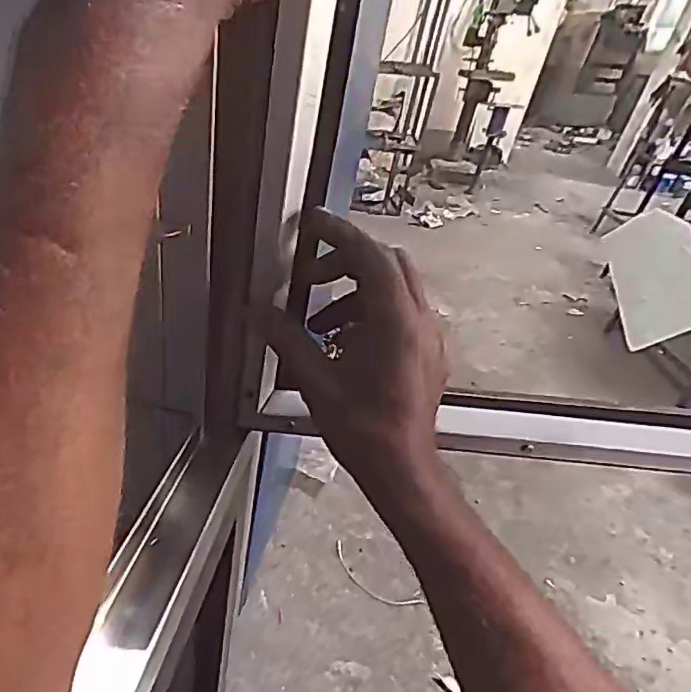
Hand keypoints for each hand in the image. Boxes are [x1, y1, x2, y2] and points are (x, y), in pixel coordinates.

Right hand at [263, 207, 447, 489]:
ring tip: (318, 318)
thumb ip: (288, 340)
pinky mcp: (426, 352)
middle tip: (310, 273)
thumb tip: (261, 314)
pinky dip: (370, 311)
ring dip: (354, 290)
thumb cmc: (366, 431)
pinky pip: (400, 312)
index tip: (314, 224)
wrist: (402, 467)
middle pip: (387, 264)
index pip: (371, 256)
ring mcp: (428, 337)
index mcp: (396, 322)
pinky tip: (341, 340)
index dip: (339, 234)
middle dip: (346, 261)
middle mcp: (420, 321)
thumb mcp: (317, 382)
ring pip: (395, 288)